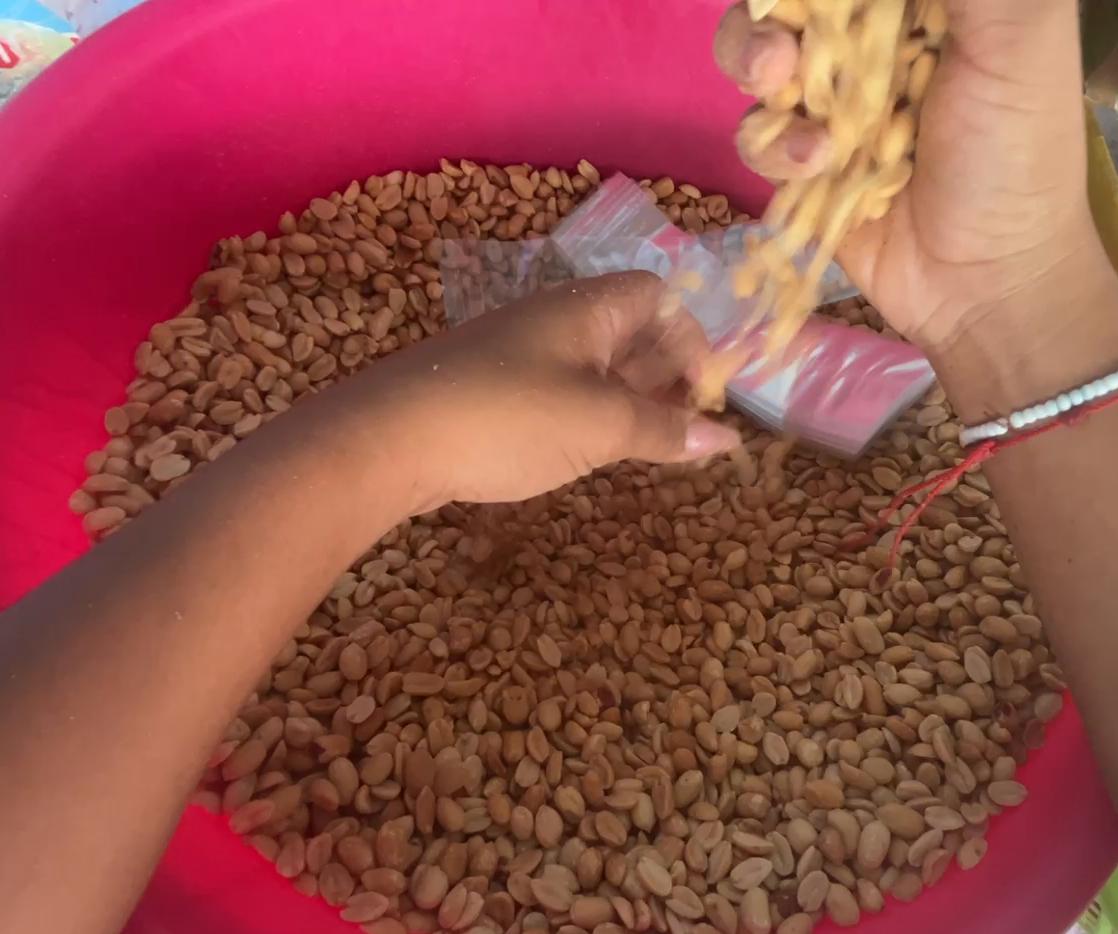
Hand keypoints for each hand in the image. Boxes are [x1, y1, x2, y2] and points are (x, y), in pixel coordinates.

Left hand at [333, 271, 740, 510]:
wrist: (391, 440)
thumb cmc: (508, 418)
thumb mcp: (599, 425)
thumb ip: (665, 431)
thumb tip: (727, 440)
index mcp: (587, 309)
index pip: (659, 298)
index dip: (691, 340)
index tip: (704, 396)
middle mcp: (556, 322)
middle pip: (631, 333)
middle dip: (667, 377)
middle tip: (686, 429)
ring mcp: (523, 356)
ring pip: (597, 368)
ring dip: (633, 402)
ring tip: (654, 446)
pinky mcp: (498, 392)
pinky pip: (565, 393)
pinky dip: (594, 417)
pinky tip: (598, 450)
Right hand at [716, 0, 1117, 403]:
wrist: (986, 281)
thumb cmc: (1015, 158)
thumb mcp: (1019, 37)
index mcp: (926, 5)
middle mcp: (870, 47)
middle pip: (790, 4)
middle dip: (770, 11)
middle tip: (782, 39)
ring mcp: (833, 110)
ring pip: (759, 61)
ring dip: (757, 63)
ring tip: (782, 84)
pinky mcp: (807, 172)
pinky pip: (761, 141)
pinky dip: (777, 147)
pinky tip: (816, 166)